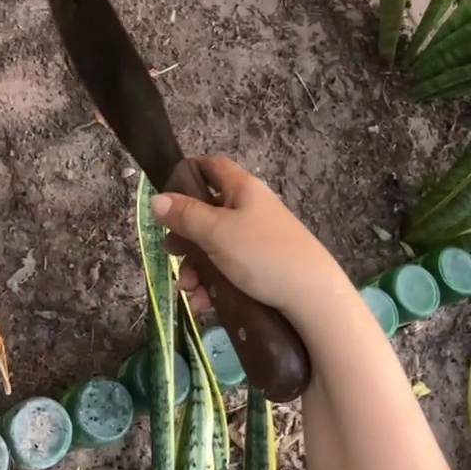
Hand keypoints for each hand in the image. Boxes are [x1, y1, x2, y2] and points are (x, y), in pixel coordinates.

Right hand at [149, 156, 349, 317]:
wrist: (314, 299)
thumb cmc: (263, 255)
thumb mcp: (217, 233)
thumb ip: (185, 216)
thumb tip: (156, 199)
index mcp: (243, 190)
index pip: (212, 167)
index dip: (187, 175)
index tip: (166, 198)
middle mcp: (251, 209)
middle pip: (207, 213)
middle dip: (184, 237)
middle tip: (172, 254)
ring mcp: (257, 240)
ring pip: (214, 246)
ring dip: (195, 267)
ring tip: (189, 290)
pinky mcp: (262, 268)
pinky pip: (228, 269)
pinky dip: (212, 284)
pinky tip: (204, 302)